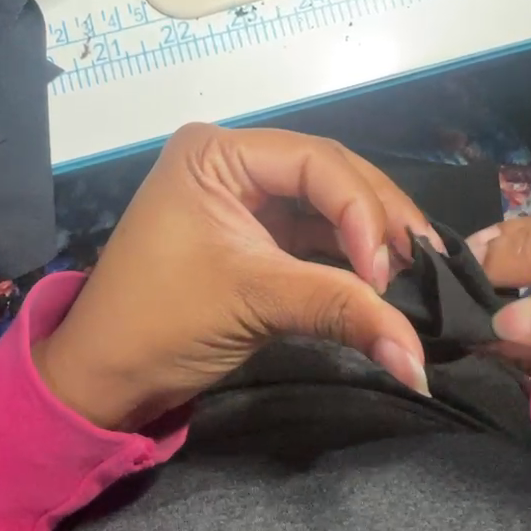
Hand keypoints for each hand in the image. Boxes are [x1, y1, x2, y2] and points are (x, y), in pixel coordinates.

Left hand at [33, 124, 440, 431]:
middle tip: (426, 259)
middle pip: (327, 175)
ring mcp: (242, 198)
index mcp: (215, 153)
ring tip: (417, 269)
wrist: (103, 377)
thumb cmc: (160, 322)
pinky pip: (311, 236)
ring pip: (325, 205)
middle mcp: (230, 162)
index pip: (314, 161)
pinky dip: (346, 258)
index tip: (386, 271)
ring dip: (368, 238)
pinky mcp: (251, 236)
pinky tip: (381, 279)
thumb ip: (342, 312)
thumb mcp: (253, 302)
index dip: (361, 210)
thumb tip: (422, 362)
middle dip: (377, 218)